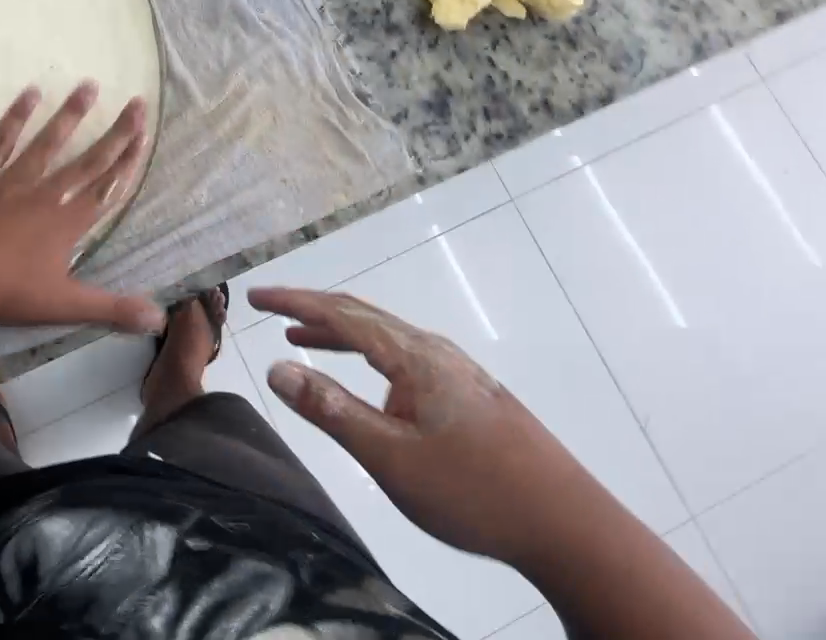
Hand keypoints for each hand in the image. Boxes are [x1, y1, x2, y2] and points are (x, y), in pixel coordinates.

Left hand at [0, 82, 163, 335]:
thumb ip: (111, 309)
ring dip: (70, 114)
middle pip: (86, 160)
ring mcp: (10, 181)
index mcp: (66, 224)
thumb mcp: (61, 306)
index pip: (107, 187)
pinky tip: (29, 93)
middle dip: (115, 133)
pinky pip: (0, 141)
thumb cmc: (1, 292)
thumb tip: (159, 319)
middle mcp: (44, 195)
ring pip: (47, 142)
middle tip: (137, 104)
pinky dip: (15, 117)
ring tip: (88, 85)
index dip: (129, 161)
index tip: (145, 133)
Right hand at [252, 288, 609, 567]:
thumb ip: (330, 409)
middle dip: (310, 308)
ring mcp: (455, 372)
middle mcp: (433, 351)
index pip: (339, 313)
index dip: (292, 301)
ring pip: (383, 336)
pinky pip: (401, 356)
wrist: (571, 528)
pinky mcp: (468, 394)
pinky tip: (366, 379)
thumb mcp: (388, 456)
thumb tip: (277, 368)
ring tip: (300, 340)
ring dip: (337, 333)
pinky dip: (366, 354)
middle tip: (269, 308)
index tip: (254, 296)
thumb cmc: (473, 491)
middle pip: (361, 315)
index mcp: (412, 356)